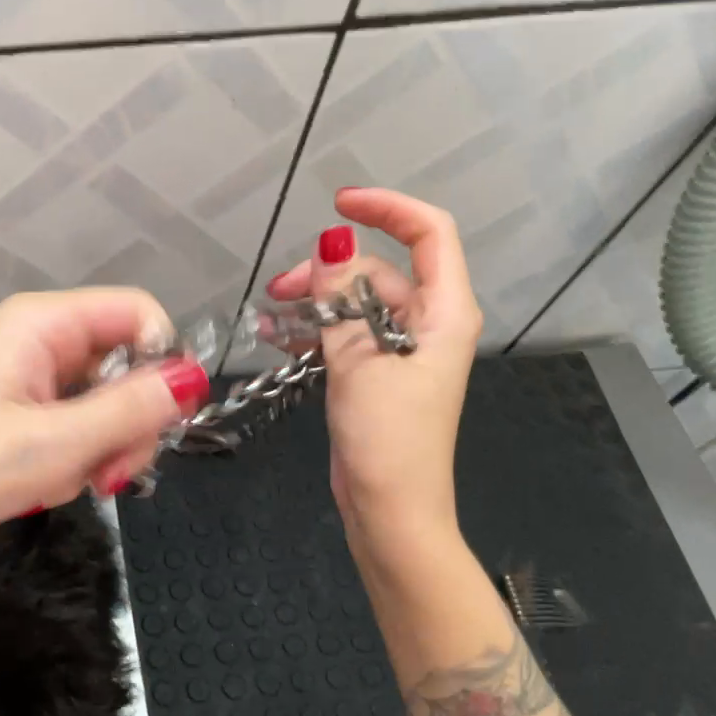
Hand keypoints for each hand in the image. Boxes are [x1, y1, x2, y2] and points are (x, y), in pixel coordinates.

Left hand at [0, 288, 209, 559]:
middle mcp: (36, 341)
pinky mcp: (13, 416)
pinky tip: (41, 486)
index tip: (164, 421)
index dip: (164, 361)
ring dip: (98, 450)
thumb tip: (196, 378)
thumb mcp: (58, 444)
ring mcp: (23, 381)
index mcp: (42, 324)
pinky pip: (69, 429)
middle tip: (113, 476)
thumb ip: (133, 410)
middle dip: (128, 423)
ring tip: (62, 483)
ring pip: (99, 405)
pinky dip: (69, 460)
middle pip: (123, 364)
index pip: (138, 313)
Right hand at [264, 188, 482, 542]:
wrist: (391, 510)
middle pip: (381, 273)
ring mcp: (400, 353)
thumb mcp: (360, 364)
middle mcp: (428, 324)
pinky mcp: (376, 378)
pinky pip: (347, 339)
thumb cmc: (387, 439)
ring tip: (270, 318)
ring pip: (357, 307)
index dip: (387, 208)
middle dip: (329, 274)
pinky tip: (279, 338)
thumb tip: (329, 247)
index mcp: (445, 312)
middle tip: (278, 290)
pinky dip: (316, 334)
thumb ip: (342, 304)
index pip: (429, 234)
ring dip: (315, 306)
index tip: (336, 205)